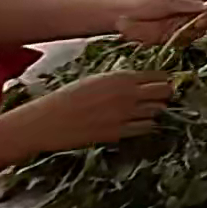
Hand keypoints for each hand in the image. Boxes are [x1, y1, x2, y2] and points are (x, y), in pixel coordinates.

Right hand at [0, 71, 172, 153]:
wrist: (40, 123)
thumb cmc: (65, 99)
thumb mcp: (96, 80)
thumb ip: (122, 80)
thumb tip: (145, 81)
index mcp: (121, 77)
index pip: (159, 75)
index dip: (162, 80)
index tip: (161, 84)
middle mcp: (128, 94)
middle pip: (165, 91)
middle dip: (166, 94)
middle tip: (159, 98)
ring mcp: (124, 114)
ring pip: (159, 110)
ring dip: (157, 110)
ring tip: (147, 112)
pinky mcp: (117, 132)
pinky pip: (146, 127)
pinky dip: (148, 125)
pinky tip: (139, 124)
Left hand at [114, 0, 206, 45]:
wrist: (121, 17)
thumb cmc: (144, 2)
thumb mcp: (169, 0)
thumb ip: (191, 5)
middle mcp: (189, 13)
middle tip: (200, 21)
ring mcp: (181, 26)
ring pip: (200, 30)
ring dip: (198, 30)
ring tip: (190, 28)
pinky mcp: (173, 38)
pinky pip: (187, 40)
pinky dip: (188, 38)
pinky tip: (182, 35)